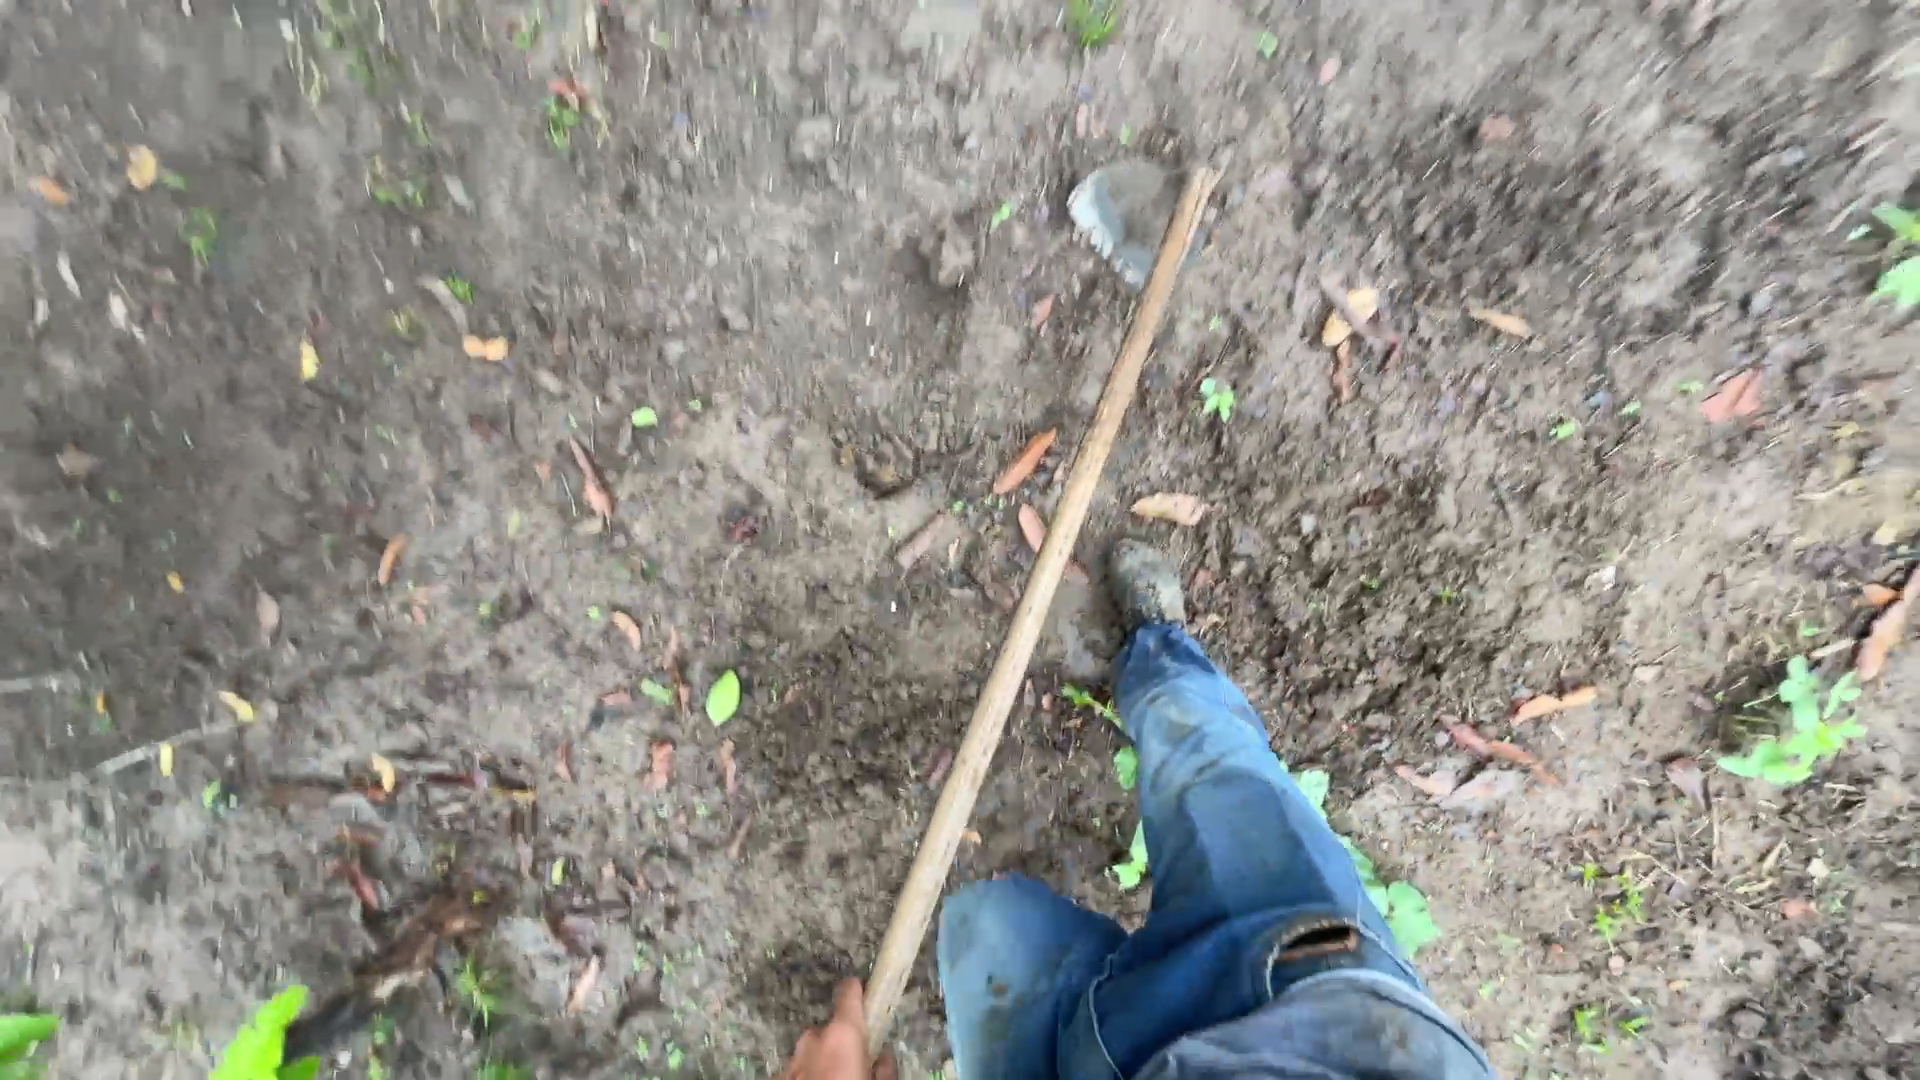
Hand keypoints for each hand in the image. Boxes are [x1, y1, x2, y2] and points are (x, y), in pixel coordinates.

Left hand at [778, 979, 896, 1079]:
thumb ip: (884, 1071)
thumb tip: (882, 1057)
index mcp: (843, 1034)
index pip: (848, 991)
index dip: (857, 994)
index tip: (866, 1004)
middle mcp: (813, 1038)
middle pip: (831, 1030)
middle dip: (841, 1046)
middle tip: (853, 1071)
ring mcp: (790, 1061)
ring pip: (812, 1053)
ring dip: (821, 1065)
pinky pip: (797, 1072)